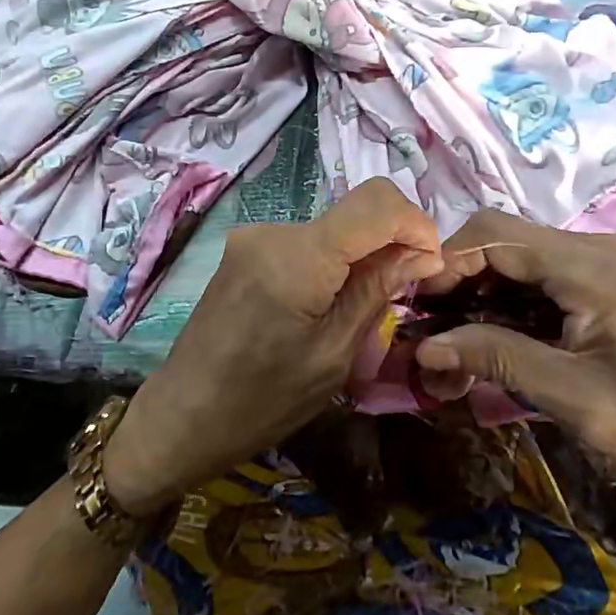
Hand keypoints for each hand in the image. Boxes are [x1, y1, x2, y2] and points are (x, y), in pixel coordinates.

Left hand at [103, 178, 442, 516]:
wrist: (186, 411)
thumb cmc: (263, 399)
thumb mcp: (334, 354)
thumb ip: (375, 292)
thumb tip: (422, 252)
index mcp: (297, 256)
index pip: (376, 203)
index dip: (416, 224)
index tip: (429, 265)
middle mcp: (272, 231)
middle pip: (353, 212)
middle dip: (390, 243)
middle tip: (402, 292)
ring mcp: (252, 238)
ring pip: (330, 228)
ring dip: (357, 257)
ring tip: (358, 309)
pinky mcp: (243, 251)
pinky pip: (303, 243)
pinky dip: (328, 263)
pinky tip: (323, 304)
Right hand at [411, 209, 615, 521]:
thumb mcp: (577, 398)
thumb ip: (495, 359)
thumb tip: (423, 348)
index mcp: (597, 268)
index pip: (494, 237)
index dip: (442, 264)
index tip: (407, 304)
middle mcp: (600, 249)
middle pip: (501, 234)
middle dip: (453, 273)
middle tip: (423, 319)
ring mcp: (608, 263)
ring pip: (517, 253)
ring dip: (476, 287)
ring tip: (448, 334)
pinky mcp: (612, 283)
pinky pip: (541, 273)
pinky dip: (505, 297)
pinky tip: (490, 333)